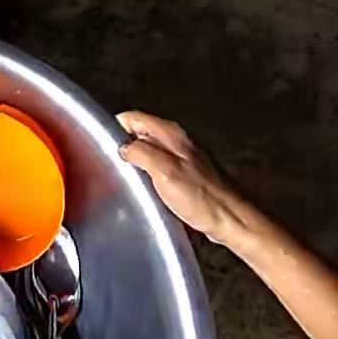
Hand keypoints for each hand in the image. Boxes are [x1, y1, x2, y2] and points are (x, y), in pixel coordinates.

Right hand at [118, 112, 250, 246]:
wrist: (232, 221)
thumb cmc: (202, 197)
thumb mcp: (164, 171)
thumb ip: (140, 153)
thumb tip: (123, 148)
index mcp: (170, 133)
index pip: (132, 117)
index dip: (115, 128)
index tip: (104, 145)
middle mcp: (176, 140)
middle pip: (139, 134)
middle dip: (125, 147)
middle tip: (116, 167)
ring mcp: (182, 157)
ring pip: (148, 152)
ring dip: (137, 164)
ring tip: (131, 182)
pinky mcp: (185, 175)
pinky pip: (158, 169)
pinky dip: (149, 177)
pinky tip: (149, 192)